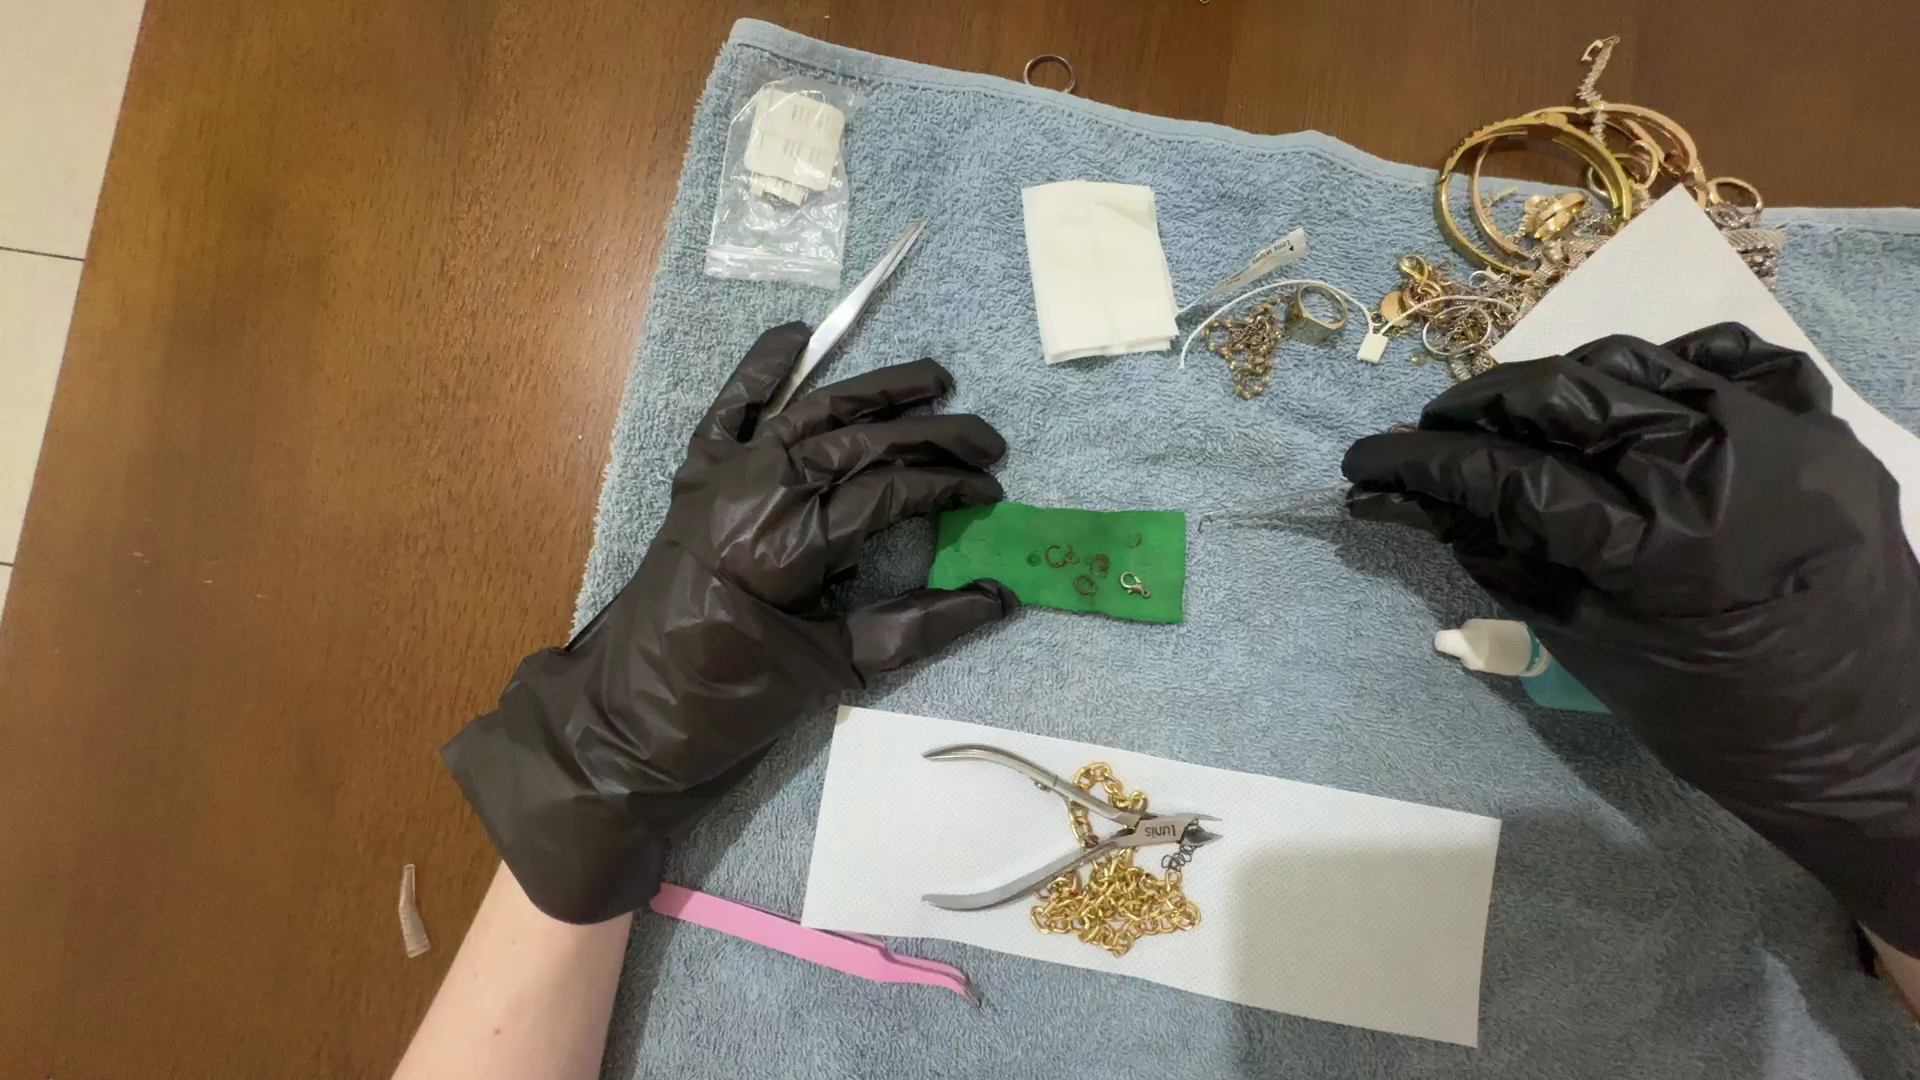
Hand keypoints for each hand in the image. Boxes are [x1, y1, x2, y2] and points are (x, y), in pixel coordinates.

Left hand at [444, 323, 1015, 923]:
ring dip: (877, 388)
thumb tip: (997, 598)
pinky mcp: (698, 476)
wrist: (631, 710)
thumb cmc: (732, 698)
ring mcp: (724, 475)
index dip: (950, 488)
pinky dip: (761, 368)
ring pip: (812, 410)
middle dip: (935, 435)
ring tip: (936, 378)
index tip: (992, 493)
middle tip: (991, 440)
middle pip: (862, 442)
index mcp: (790, 544)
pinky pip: (731, 409)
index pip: (890, 493)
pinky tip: (796, 335)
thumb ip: (918, 627)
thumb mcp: (832, 671)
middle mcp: (758, 490)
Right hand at [1344, 323, 1919, 952]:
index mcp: (1657, 546)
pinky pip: (1719, 356)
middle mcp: (1725, 467)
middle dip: (1472, 407)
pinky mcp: (1820, 423)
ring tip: (1505, 421)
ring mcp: (1785, 432)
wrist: (1869, 736)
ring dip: (1543, 385)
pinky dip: (1650, 368)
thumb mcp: (1565, 627)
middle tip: (1429, 435)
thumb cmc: (1696, 708)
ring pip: (1625, 359)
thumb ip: (1480, 546)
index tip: (1363, 461)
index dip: (1416, 462)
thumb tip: (1397, 498)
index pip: (1500, 472)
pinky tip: (1614, 404)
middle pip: (1559, 394)